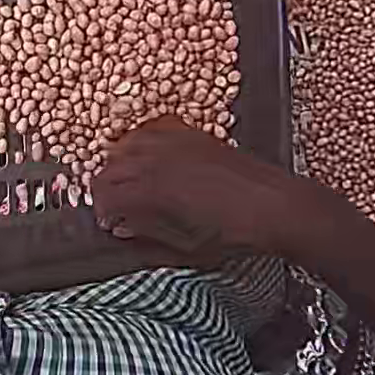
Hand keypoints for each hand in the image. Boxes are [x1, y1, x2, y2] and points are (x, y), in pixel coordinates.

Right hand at [93, 117, 335, 256]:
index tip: (109, 223)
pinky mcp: (189, 132)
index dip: (103, 211)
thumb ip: (147, 234)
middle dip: (105, 189)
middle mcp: (155, 158)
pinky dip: (142, 141)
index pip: (106, 194)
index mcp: (150, 189)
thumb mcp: (185, 246)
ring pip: (126, 144)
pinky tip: (149, 155)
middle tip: (114, 207)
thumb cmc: (231, 233)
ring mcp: (172, 141)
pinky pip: (151, 128)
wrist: (271, 205)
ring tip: (129, 181)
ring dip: (120, 164)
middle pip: (110, 168)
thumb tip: (123, 228)